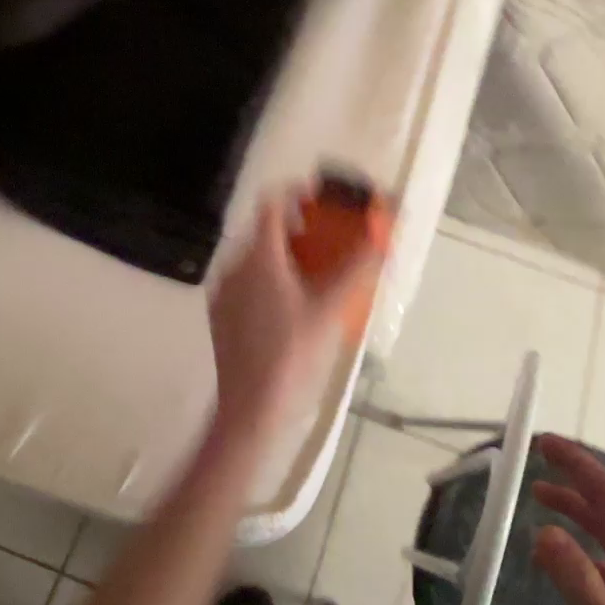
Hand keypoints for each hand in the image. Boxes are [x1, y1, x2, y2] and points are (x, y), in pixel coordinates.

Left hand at [206, 190, 378, 432]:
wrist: (250, 409)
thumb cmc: (293, 354)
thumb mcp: (331, 309)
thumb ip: (358, 267)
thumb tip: (384, 235)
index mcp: (259, 257)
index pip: (272, 204)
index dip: (296, 195)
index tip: (321, 199)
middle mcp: (235, 266)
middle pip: (264, 231)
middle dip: (296, 228)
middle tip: (327, 237)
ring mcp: (223, 292)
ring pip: (254, 258)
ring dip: (283, 255)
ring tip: (314, 271)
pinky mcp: (220, 316)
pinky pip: (245, 282)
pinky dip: (268, 278)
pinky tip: (291, 302)